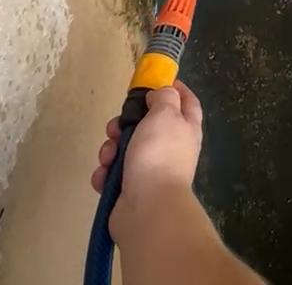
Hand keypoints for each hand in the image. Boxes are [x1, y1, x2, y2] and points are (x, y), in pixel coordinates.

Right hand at [91, 81, 204, 222]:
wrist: (147, 208)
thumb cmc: (159, 154)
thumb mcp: (165, 113)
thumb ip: (164, 97)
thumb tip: (159, 95)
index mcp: (186, 128)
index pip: (187, 102)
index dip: (175, 89)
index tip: (156, 82)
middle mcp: (170, 147)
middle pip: (147, 125)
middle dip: (126, 123)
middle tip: (115, 127)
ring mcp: (150, 170)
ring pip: (125, 149)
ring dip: (111, 150)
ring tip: (108, 157)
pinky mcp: (130, 190)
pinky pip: (114, 174)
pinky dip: (106, 174)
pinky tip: (104, 177)